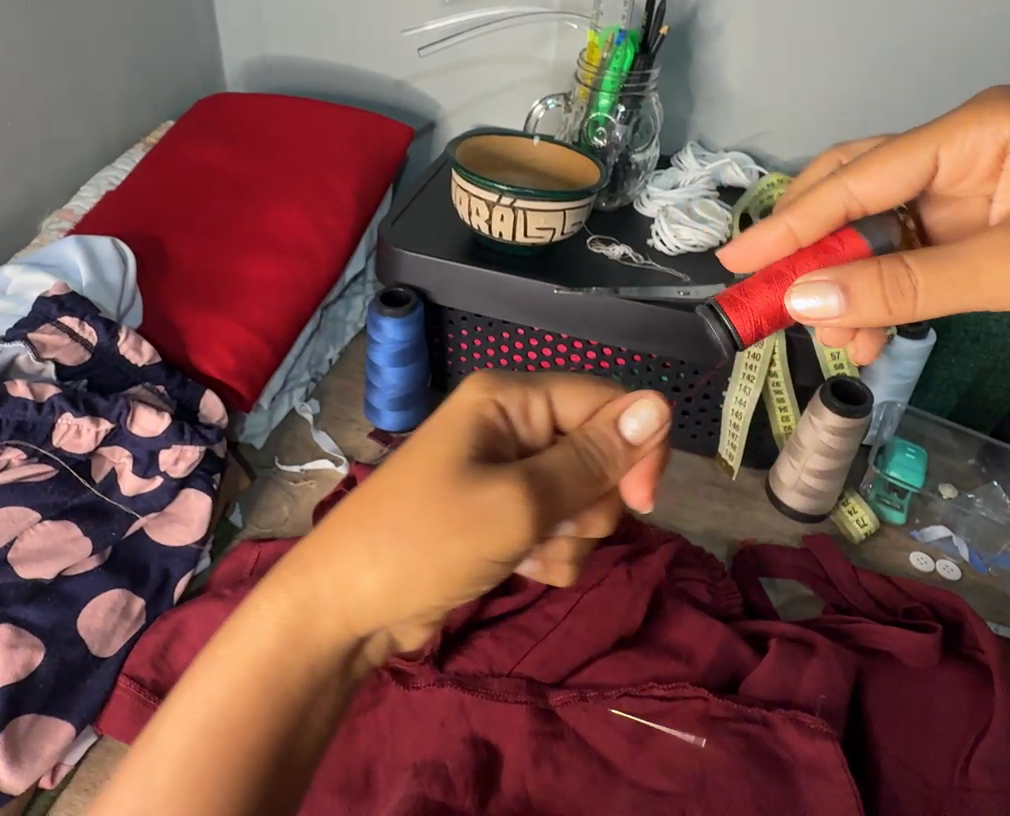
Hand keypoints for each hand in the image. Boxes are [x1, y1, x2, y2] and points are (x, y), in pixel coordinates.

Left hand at [262, 372, 671, 657]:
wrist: (348, 611)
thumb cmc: (425, 542)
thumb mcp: (518, 503)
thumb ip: (592, 458)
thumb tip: (661, 403)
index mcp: (510, 398)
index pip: (608, 402)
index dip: (635, 448)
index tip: (642, 504)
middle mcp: (513, 426)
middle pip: (600, 454)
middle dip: (588, 503)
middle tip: (547, 527)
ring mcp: (508, 474)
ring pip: (584, 500)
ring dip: (567, 537)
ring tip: (522, 555)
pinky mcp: (505, 517)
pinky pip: (559, 530)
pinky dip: (548, 555)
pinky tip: (516, 570)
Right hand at [715, 86, 1009, 362]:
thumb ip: (906, 285)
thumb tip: (803, 303)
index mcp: (974, 132)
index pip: (860, 177)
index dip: (792, 224)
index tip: (737, 262)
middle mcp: (964, 157)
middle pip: (857, 196)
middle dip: (813, 252)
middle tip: (766, 295)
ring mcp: (974, 201)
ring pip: (880, 239)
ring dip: (851, 288)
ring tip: (833, 341)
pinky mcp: (987, 241)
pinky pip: (913, 268)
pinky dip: (887, 303)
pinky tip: (869, 338)